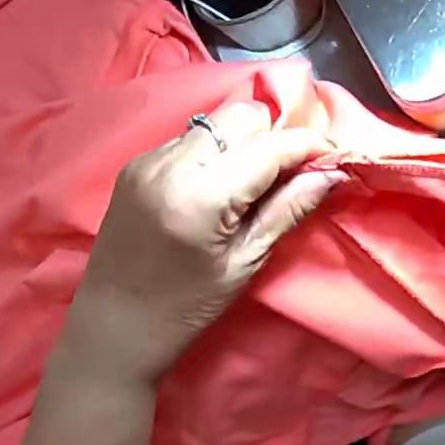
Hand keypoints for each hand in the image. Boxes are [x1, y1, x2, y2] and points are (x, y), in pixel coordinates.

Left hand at [62, 101, 341, 384]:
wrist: (111, 326)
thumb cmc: (186, 307)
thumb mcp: (246, 262)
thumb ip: (289, 209)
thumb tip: (333, 173)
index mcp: (200, 197)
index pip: (269, 147)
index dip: (307, 145)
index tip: (329, 157)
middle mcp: (170, 164)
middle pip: (241, 118)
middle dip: (272, 137)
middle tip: (286, 173)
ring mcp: (148, 159)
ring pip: (216, 123)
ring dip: (243, 141)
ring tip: (250, 181)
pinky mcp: (136, 163)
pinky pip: (190, 137)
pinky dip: (215, 151)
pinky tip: (215, 185)